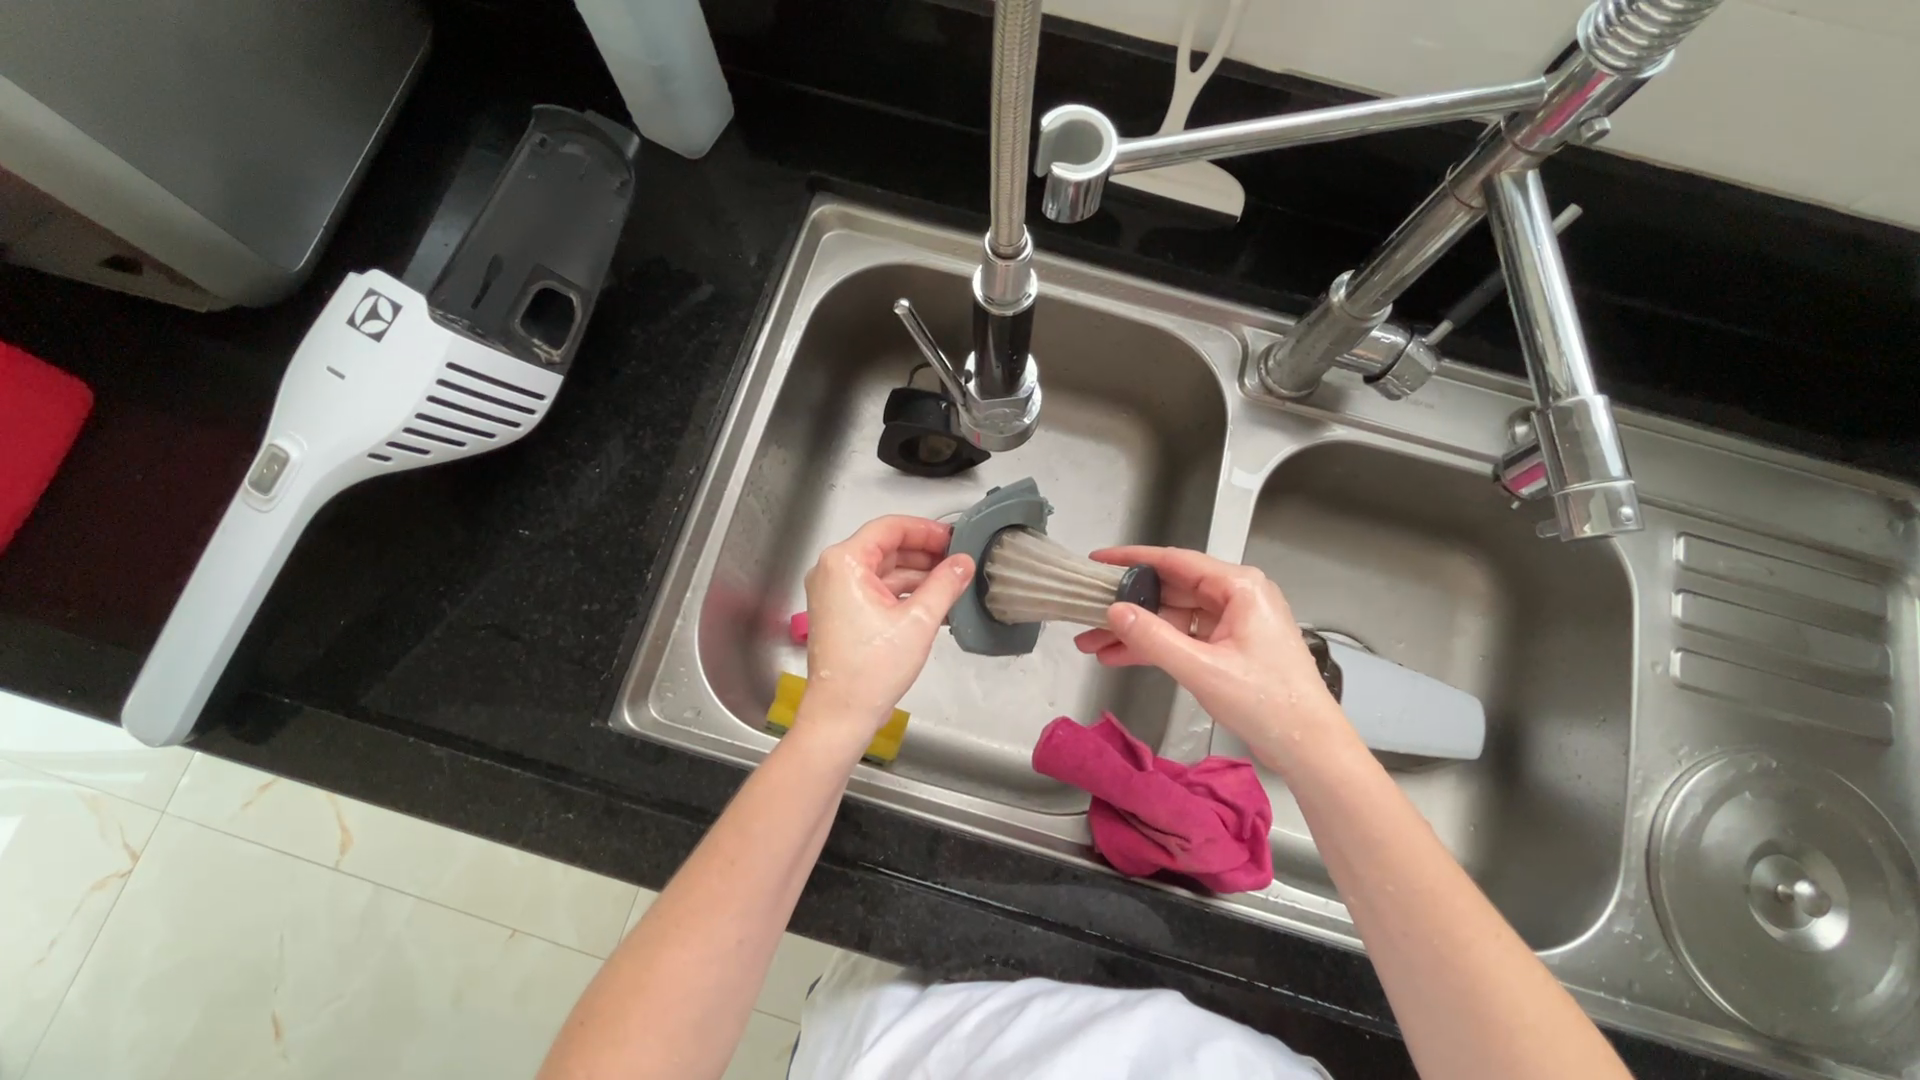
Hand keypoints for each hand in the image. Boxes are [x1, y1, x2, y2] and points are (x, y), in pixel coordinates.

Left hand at [799, 516, 973, 744]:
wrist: (841, 714)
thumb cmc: (867, 673)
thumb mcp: (918, 621)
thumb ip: (945, 585)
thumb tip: (962, 564)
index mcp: (844, 563)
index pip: (890, 527)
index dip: (926, 530)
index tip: (952, 538)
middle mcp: (833, 572)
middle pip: (886, 547)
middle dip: (924, 553)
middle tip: (956, 560)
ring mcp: (834, 592)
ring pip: (883, 570)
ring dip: (917, 575)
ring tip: (951, 583)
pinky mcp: (841, 611)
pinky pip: (876, 590)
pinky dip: (903, 593)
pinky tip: (933, 602)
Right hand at [1072, 547, 1346, 766]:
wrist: (1309, 747)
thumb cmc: (1267, 703)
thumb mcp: (1202, 669)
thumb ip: (1153, 638)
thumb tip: (1115, 612)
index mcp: (1240, 587)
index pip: (1175, 561)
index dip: (1132, 560)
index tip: (1098, 562)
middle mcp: (1238, 596)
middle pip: (1171, 590)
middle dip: (1128, 606)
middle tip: (1087, 613)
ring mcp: (1235, 622)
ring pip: (1173, 616)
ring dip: (1137, 631)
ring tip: (1093, 644)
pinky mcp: (1231, 645)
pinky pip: (1184, 637)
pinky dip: (1156, 646)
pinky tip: (1121, 656)